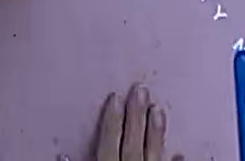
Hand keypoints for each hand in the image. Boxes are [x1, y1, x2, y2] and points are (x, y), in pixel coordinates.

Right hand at [64, 86, 181, 160]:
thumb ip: (81, 159)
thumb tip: (63, 153)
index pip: (108, 145)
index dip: (111, 120)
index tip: (115, 96)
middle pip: (132, 145)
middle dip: (136, 117)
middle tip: (141, 90)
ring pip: (152, 157)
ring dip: (155, 134)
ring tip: (159, 109)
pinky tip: (180, 151)